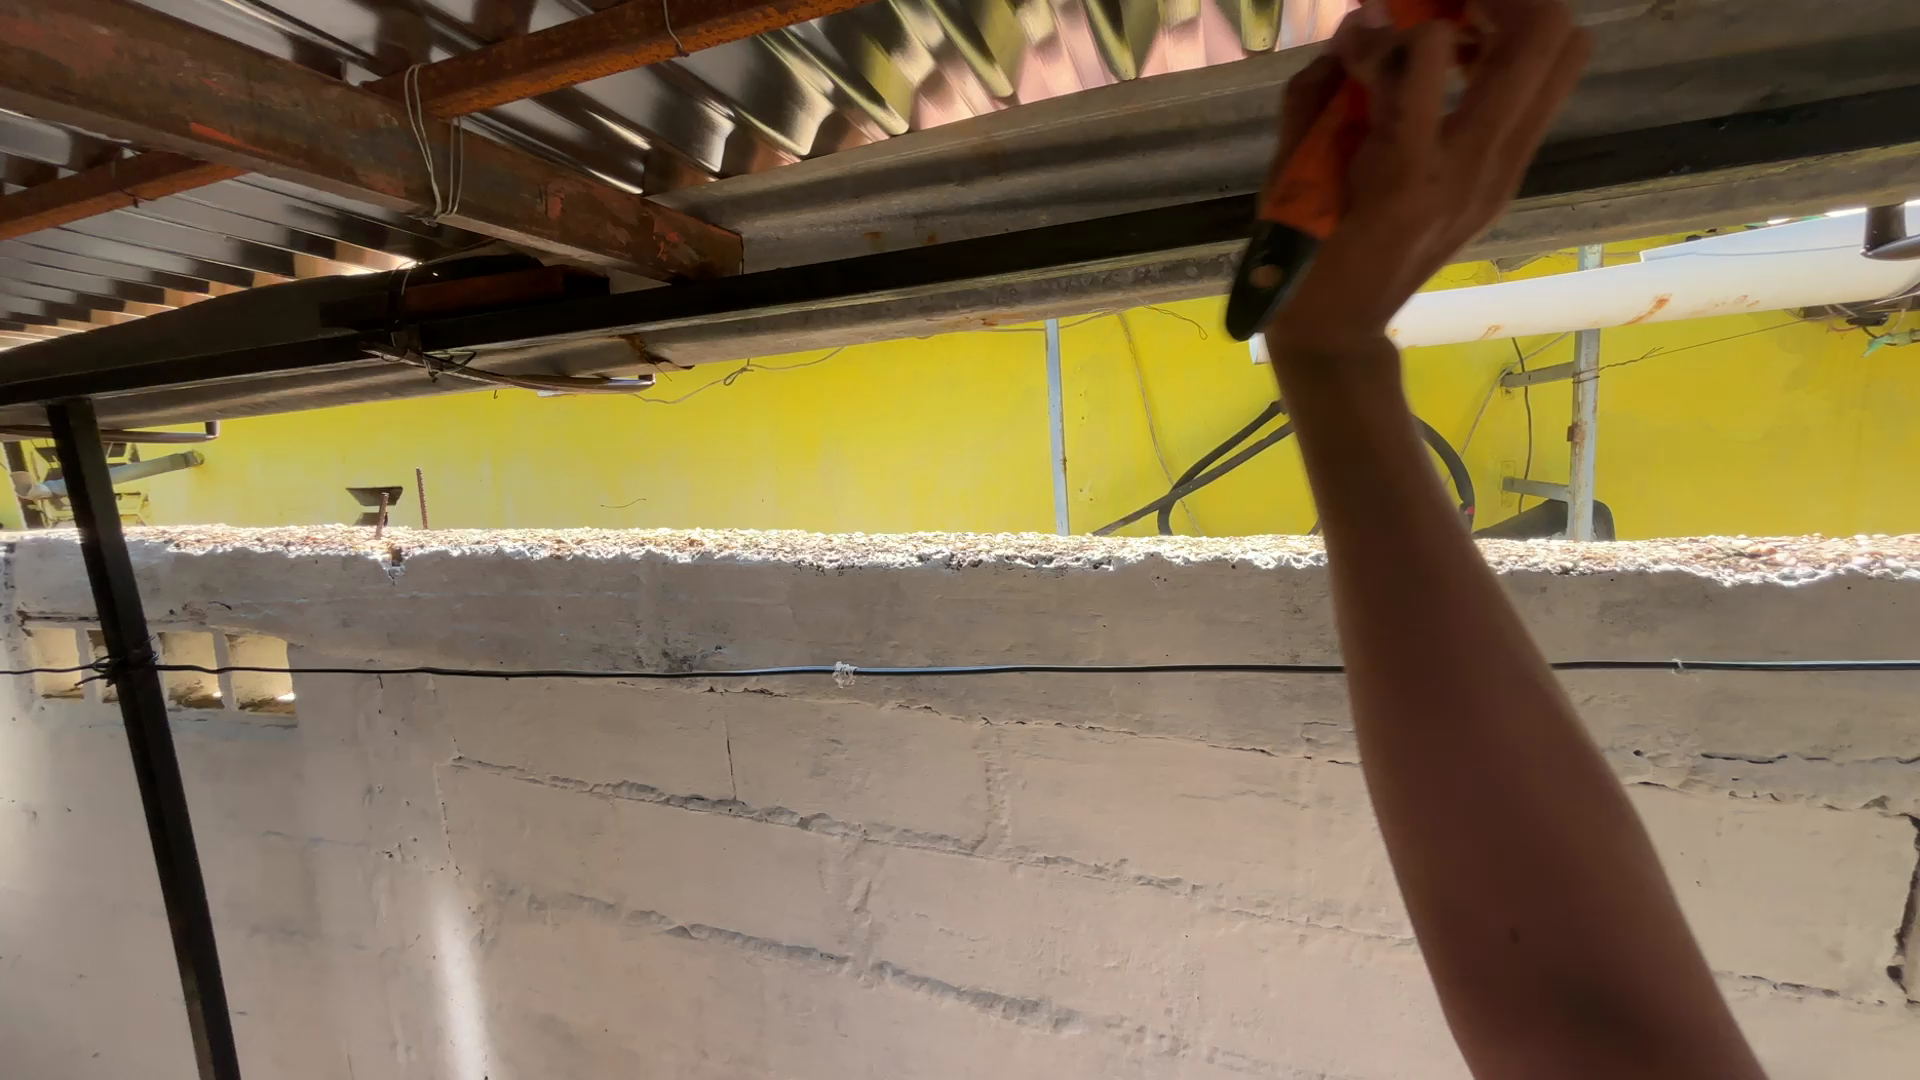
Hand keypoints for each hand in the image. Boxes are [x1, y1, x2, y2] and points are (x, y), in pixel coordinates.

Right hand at [1267, 0, 1588, 359]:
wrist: (1337, 330)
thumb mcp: (1287, 182)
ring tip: (1460, 31)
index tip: (1359, 35)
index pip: (1426, 52)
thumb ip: (1314, 99)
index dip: (1385, 30)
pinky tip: (1458, 78)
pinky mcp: (1503, 187)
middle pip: (1540, 34)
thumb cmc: (1298, 262)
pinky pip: (1537, 99)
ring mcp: (1496, 181)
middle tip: (1442, 3)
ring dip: (1515, 26)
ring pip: (1561, 58)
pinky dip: (1508, 68)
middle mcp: (1470, 172)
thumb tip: (1354, 33)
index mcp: (1404, 175)